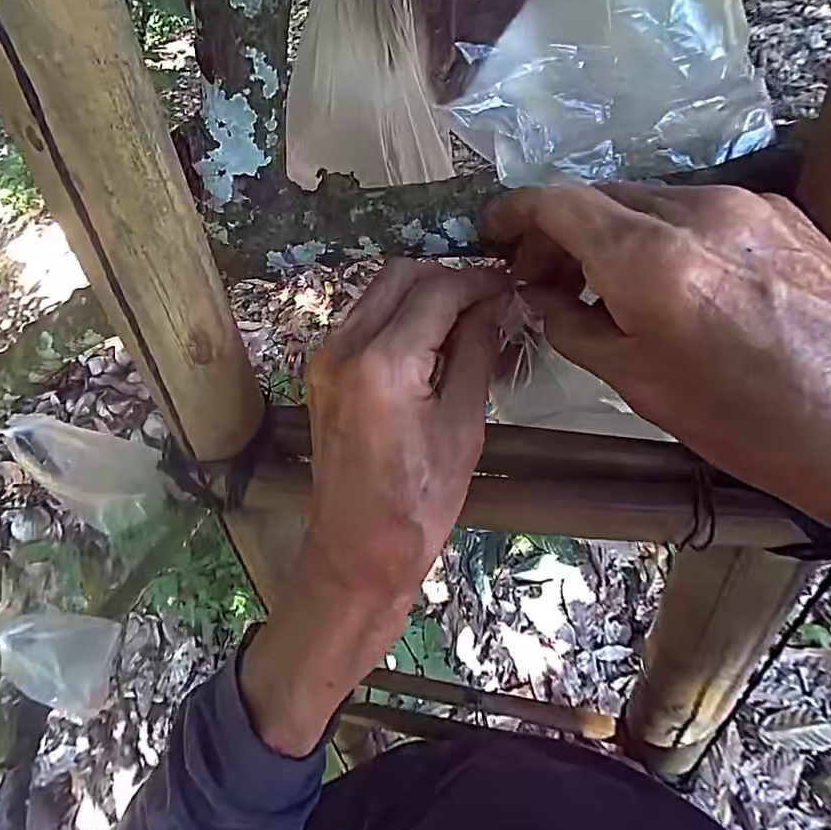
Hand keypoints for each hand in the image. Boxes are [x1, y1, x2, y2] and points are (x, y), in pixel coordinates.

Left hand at [240, 260, 507, 755]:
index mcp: (382, 363)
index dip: (478, 283)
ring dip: (422, 294)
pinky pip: (364, 319)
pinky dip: (399, 315)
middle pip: (400, 276)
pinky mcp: (322, 372)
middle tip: (487, 301)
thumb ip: (476, 353)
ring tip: (464, 318)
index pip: (436, 292)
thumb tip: (493, 306)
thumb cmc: (420, 504)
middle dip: (448, 279)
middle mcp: (343, 347)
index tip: (508, 288)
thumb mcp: (463, 427)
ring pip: (378, 292)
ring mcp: (325, 357)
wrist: (355, 554)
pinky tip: (429, 339)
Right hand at [483, 185, 830, 588]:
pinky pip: (690, 211)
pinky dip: (653, 236)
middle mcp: (695, 210)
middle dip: (556, 230)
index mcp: (651, 259)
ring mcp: (745, 203)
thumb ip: (573, 326)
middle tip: (539, 279)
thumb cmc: (753, 426)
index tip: (492, 235)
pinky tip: (659, 283)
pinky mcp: (781, 212)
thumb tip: (538, 297)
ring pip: (644, 201)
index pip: (557, 203)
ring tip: (595, 286)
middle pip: (598, 195)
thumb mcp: (639, 384)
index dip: (513, 213)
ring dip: (605, 233)